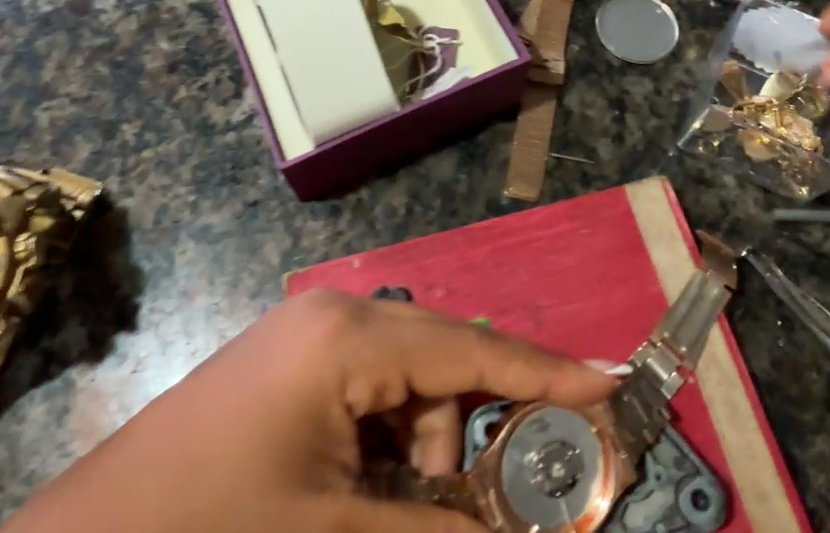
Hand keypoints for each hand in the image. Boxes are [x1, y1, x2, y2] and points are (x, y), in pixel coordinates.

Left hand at [0, 290, 616, 532]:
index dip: (549, 373)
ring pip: (409, 384)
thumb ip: (441, 531)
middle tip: (512, 495)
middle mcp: (334, 317)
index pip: (475, 349)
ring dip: (432, 451)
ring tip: (419, 511)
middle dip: (484, 428)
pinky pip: (369, 396)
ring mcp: (306, 337)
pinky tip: (375, 494)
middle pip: (446, 361)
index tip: (614, 389)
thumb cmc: (214, 524)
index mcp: (350, 337)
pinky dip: (391, 446)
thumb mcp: (337, 532)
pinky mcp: (288, 366)